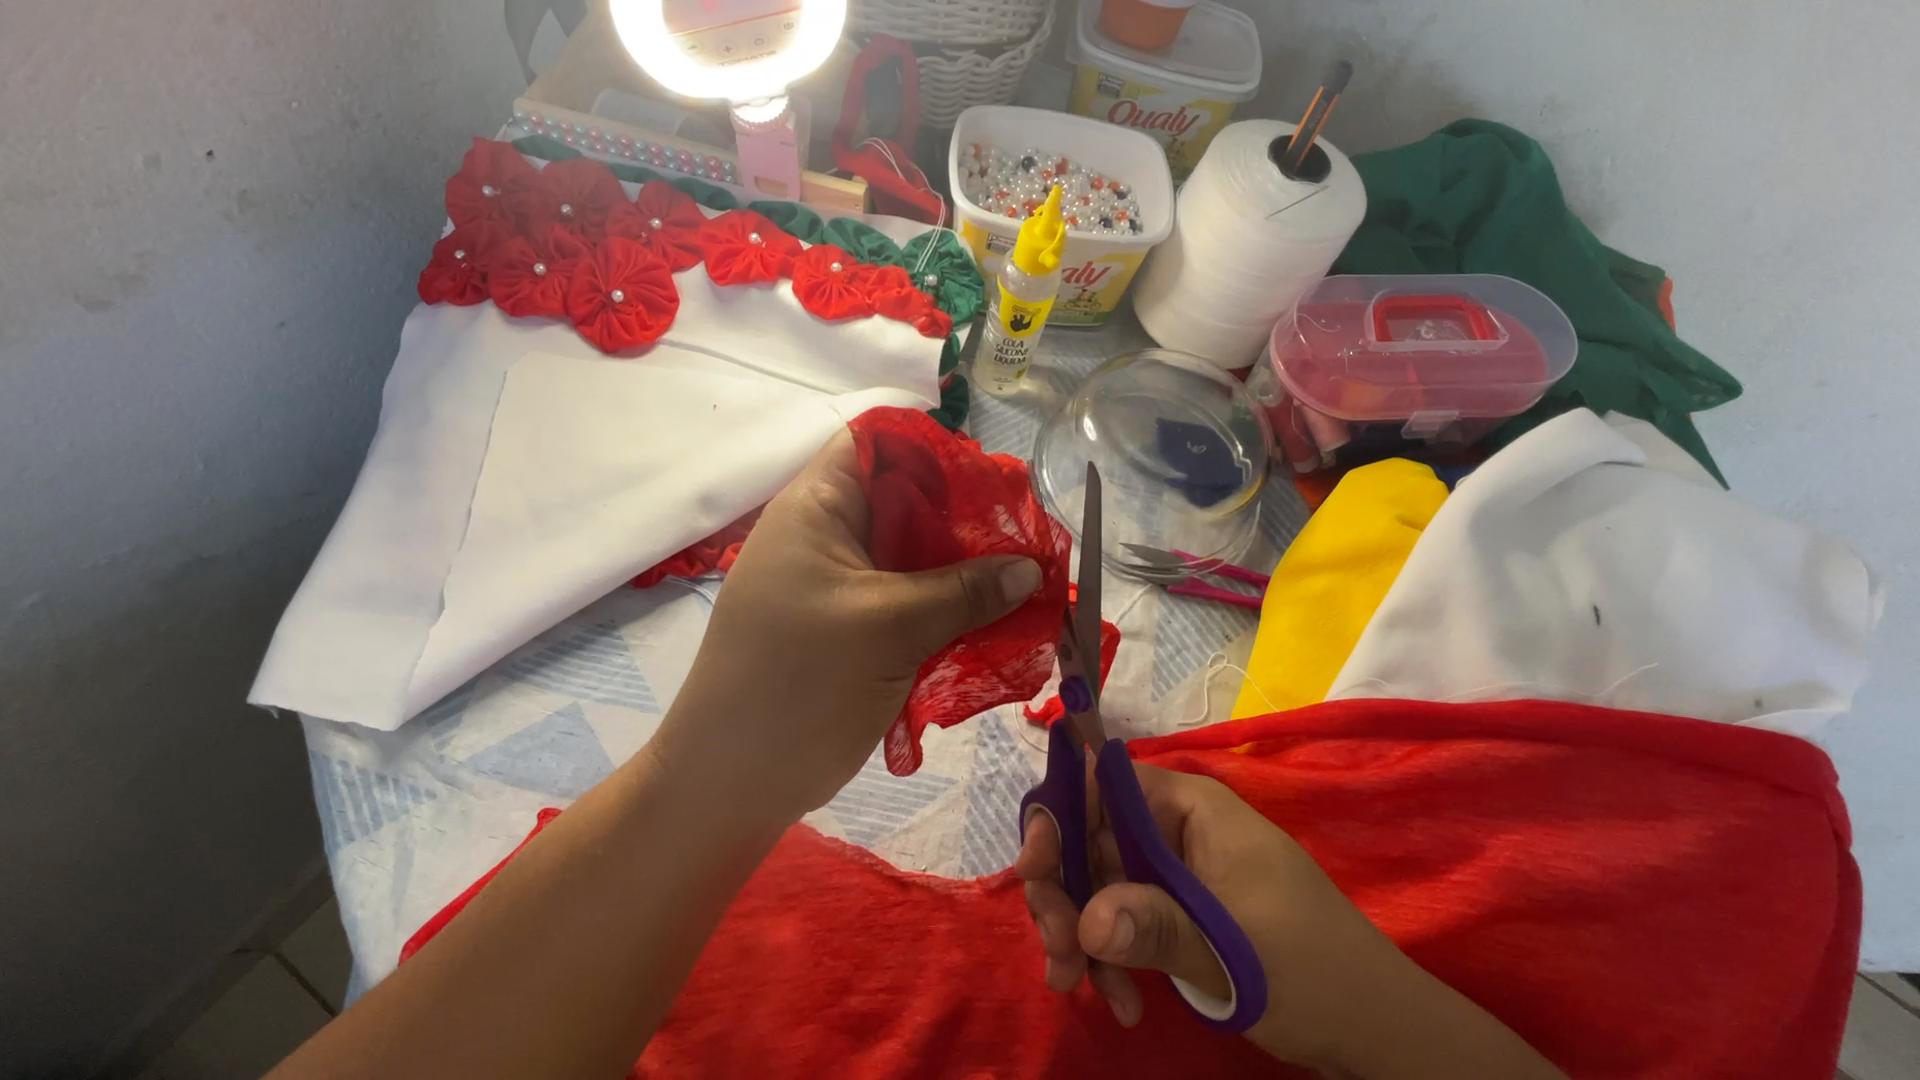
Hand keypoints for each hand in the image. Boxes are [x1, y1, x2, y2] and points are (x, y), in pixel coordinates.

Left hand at [652, 430, 1042, 824]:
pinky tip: (996, 623)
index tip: (994, 481)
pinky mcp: (855, 631)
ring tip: (1025, 584)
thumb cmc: (799, 685)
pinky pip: (911, 603)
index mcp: (817, 509)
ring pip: (915, 559)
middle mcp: (829, 537)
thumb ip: (964, 592)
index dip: (934, 449)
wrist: (733, 783)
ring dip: (965, 572)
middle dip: (967, 519)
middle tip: (1026, 540)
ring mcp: (842, 588)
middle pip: (907, 502)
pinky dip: (950, 610)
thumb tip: (1032, 567)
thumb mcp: (887, 627)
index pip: (877, 442)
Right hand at [1017, 763, 1414, 1071]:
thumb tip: (1084, 920)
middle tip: (1059, 956)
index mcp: (1190, 808)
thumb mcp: (1231, 951)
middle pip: (1090, 837)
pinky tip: (1118, 1000)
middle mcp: (1175, 827)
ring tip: (1078, 987)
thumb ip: (1155, 927)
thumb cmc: (1310, 970)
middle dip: (1065, 894)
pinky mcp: (1178, 907)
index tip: (1033, 869)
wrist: (1375, 1026)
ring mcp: (1175, 869)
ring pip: (1099, 881)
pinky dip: (1109, 954)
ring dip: (1081, 933)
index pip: (1102, 784)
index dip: (1058, 816)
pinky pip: (1122, 915)